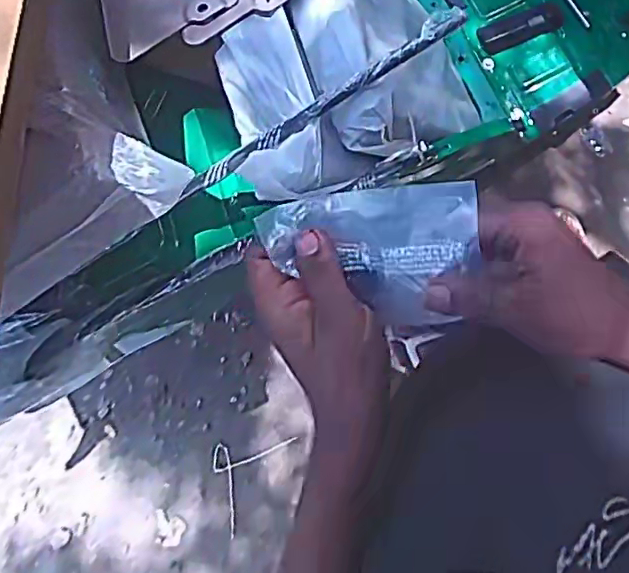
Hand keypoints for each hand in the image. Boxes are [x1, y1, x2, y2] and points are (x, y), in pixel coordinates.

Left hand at [245, 231, 388, 479]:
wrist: (363, 418)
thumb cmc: (348, 371)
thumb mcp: (339, 315)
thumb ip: (322, 273)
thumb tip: (306, 232)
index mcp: (276, 304)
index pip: (262, 254)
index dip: (281, 229)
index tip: (310, 209)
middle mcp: (285, 304)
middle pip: (287, 256)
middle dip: (310, 235)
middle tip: (341, 214)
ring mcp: (306, 311)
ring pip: (310, 267)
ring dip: (330, 250)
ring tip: (356, 228)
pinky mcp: (326, 315)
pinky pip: (327, 280)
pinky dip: (342, 267)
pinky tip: (366, 256)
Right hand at [425, 198, 628, 359]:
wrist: (626, 330)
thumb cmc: (573, 314)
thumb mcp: (515, 307)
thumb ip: (470, 295)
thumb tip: (428, 291)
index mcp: (523, 221)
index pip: (468, 218)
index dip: (440, 239)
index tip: (415, 256)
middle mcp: (530, 219)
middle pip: (478, 229)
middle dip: (451, 252)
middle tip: (420, 272)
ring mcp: (539, 236)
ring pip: (491, 244)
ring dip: (469, 264)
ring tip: (437, 284)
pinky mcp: (545, 254)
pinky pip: (506, 255)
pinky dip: (487, 271)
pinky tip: (469, 291)